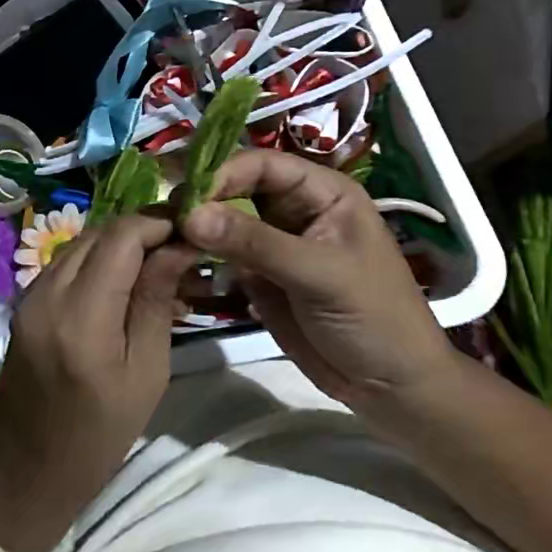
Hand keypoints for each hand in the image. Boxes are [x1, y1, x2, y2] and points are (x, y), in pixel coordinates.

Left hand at [0, 215, 197, 551]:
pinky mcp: (26, 303)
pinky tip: (127, 284)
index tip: (194, 233)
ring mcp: (31, 295)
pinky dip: (100, 262)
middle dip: (145, 230)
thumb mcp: (146, 370)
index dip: (160, 223)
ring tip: (161, 268)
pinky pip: (68, 264)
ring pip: (84, 243)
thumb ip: (156, 299)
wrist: (30, 471)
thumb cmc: (100, 433)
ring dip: (123, 245)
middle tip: (183, 250)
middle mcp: (48, 292)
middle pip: (101, 232)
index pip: (123, 236)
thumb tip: (179, 246)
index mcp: (82, 314)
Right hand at [180, 150, 454, 408]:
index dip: (224, 172)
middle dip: (203, 195)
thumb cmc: (373, 316)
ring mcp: (276, 243)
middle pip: (240, 187)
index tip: (184, 193)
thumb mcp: (319, 274)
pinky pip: (225, 255)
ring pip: (228, 220)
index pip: (264, 165)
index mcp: (323, 192)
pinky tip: (173, 255)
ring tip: (159, 231)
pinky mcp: (262, 276)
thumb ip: (256, 243)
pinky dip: (201, 254)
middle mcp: (296, 209)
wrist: (391, 386)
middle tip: (162, 212)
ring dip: (197, 224)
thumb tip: (190, 214)